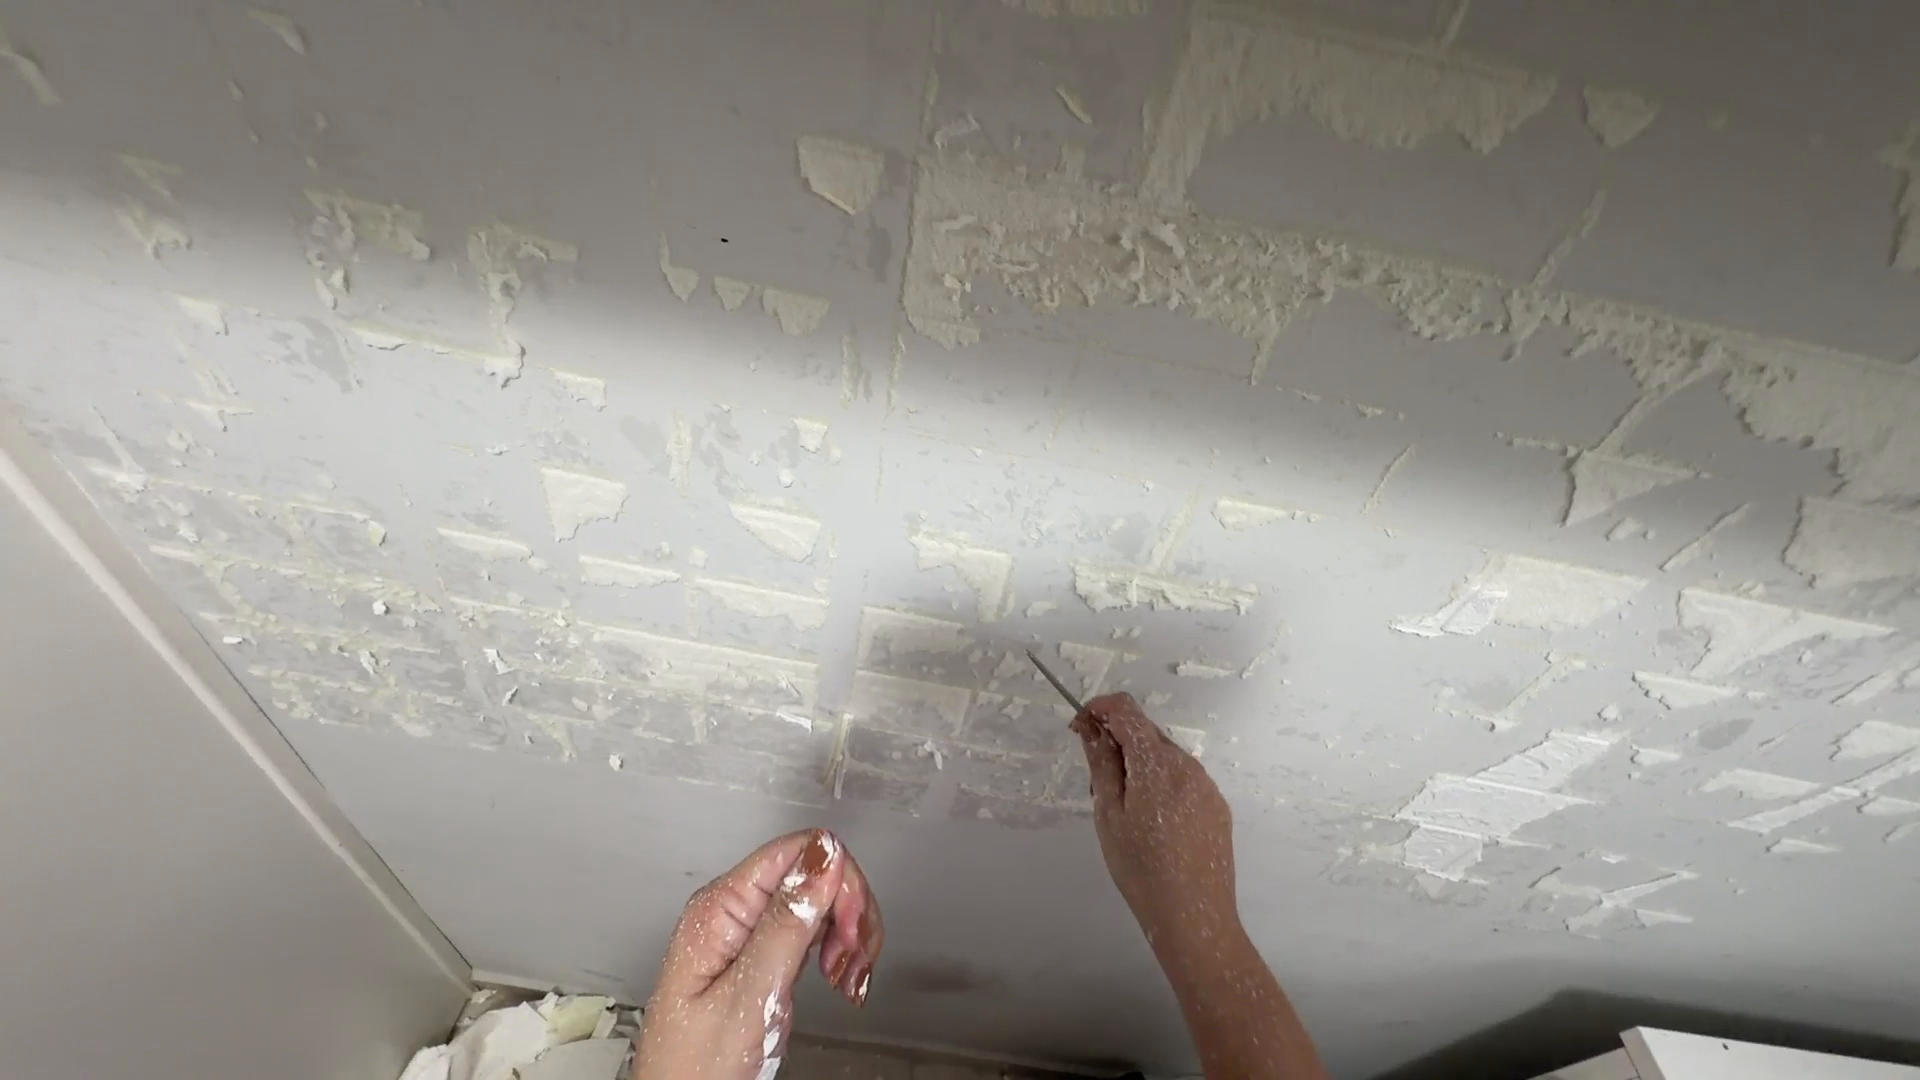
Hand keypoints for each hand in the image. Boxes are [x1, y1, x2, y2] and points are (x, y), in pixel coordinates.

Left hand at [633, 829, 883, 1079]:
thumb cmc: (696, 1072)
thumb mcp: (747, 997)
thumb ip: (786, 922)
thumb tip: (823, 855)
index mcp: (722, 906)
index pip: (798, 850)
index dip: (837, 879)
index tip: (851, 926)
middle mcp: (734, 908)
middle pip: (815, 869)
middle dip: (849, 909)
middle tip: (854, 957)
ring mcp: (749, 929)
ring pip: (821, 897)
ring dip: (850, 931)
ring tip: (849, 974)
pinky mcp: (764, 951)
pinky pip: (815, 926)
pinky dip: (840, 947)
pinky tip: (841, 974)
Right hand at [1072, 693, 1236, 942]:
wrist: (1194, 919)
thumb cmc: (1140, 868)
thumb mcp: (1108, 814)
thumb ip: (1101, 764)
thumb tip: (1091, 727)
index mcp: (1157, 763)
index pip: (1126, 710)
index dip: (1099, 709)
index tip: (1080, 728)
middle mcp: (1187, 764)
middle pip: (1145, 732)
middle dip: (1117, 742)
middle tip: (1096, 782)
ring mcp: (1206, 785)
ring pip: (1163, 756)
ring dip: (1138, 764)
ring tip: (1123, 809)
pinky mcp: (1217, 806)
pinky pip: (1182, 778)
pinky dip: (1160, 782)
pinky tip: (1153, 822)